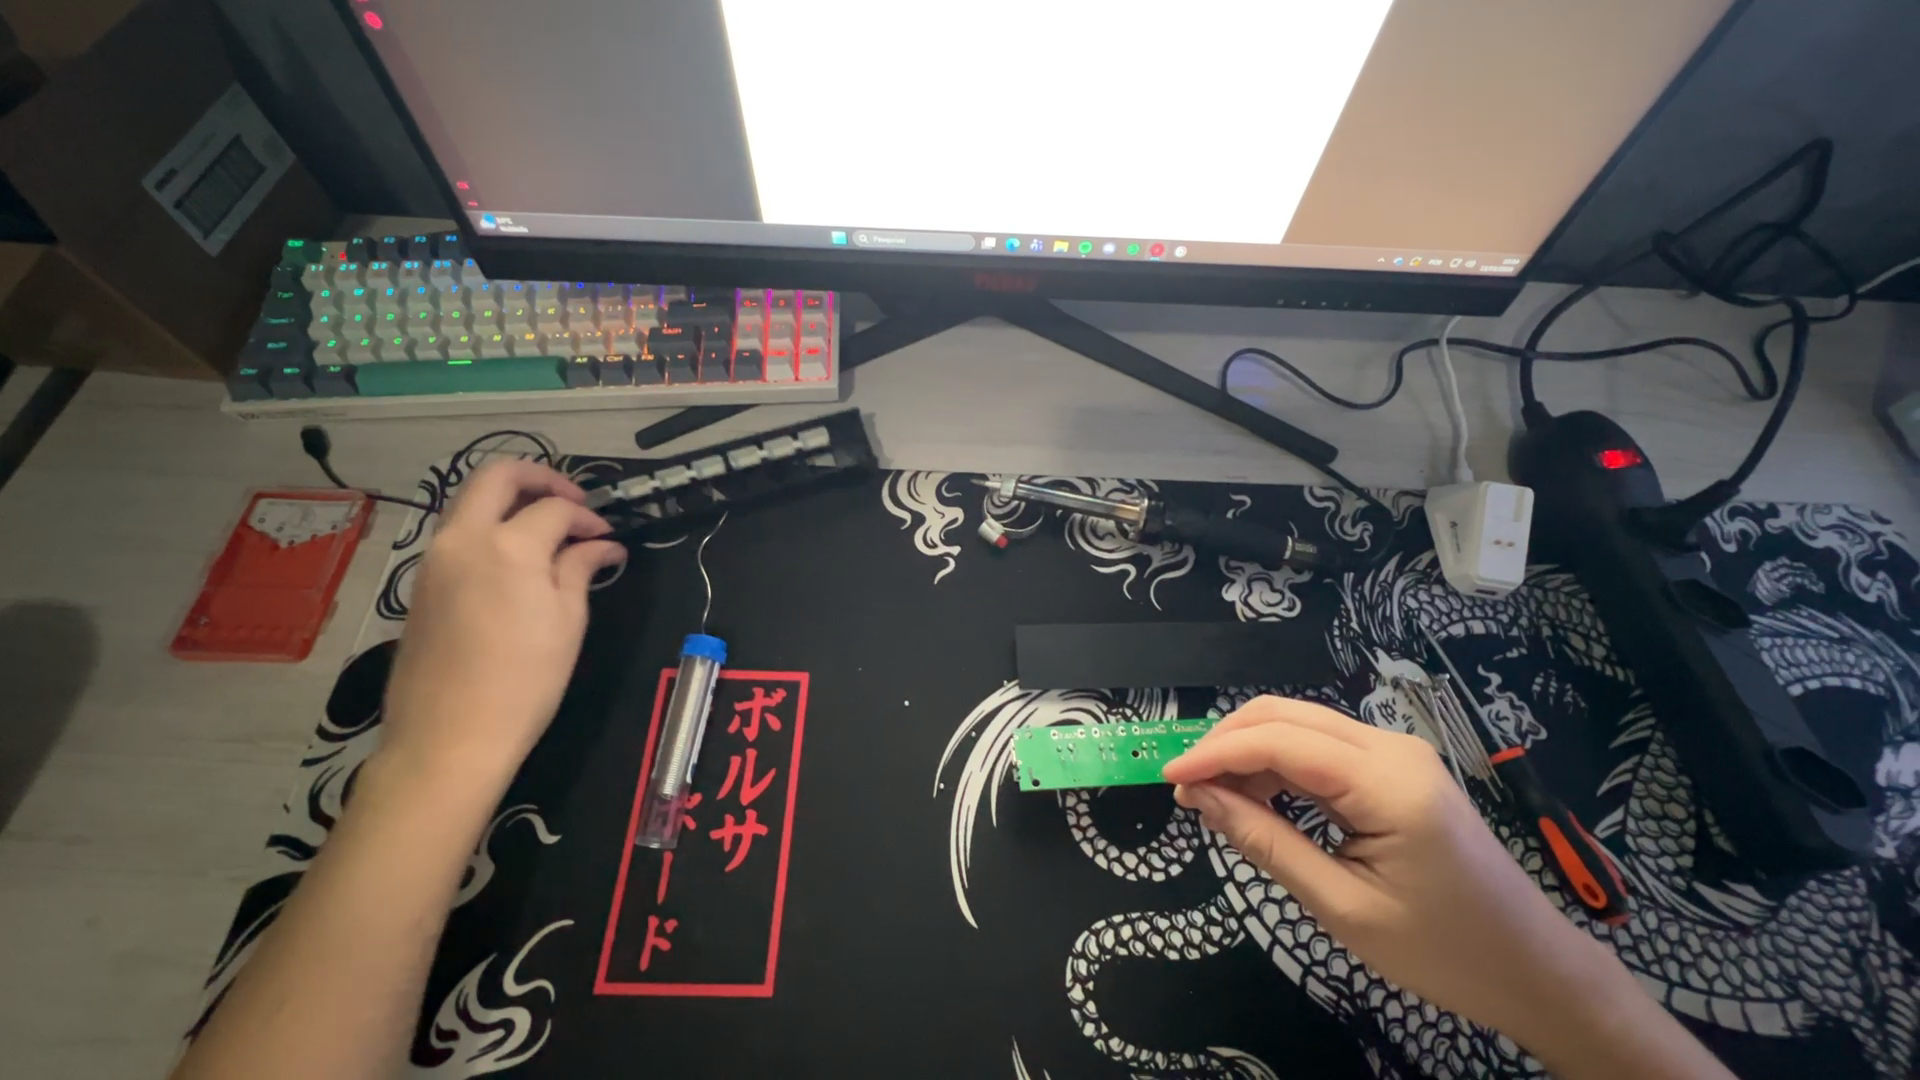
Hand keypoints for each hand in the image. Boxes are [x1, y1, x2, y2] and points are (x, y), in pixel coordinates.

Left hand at [378, 461, 624, 789]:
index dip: (588, 517)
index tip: (607, 537)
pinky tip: (517, 561)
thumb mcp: (568, 621)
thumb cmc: (525, 681)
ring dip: (511, 501)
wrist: (450, 735)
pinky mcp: (421, 583)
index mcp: (509, 546)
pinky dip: (490, 528)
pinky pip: (458, 534)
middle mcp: (463, 539)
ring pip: (471, 502)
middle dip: (539, 477)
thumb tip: (602, 545)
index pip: (555, 508)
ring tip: (548, 530)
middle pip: (496, 477)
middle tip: (573, 499)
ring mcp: (434, 559)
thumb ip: (580, 569)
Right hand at [1162, 696, 1628, 1049]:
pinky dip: (1278, 763)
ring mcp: (1396, 752)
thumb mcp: (1342, 906)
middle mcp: (1391, 747)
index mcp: (1386, 782)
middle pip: (1284, 715)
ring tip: (1215, 797)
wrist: (1534, 969)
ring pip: (1299, 724)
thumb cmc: (1443, 951)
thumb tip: (1200, 798)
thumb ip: (1266, 842)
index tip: (1170, 778)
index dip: (1215, 754)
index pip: (1278, 741)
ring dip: (1248, 751)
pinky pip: (1321, 746)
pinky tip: (1257, 797)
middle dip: (1225, 742)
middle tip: (1187, 786)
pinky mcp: (1396, 766)